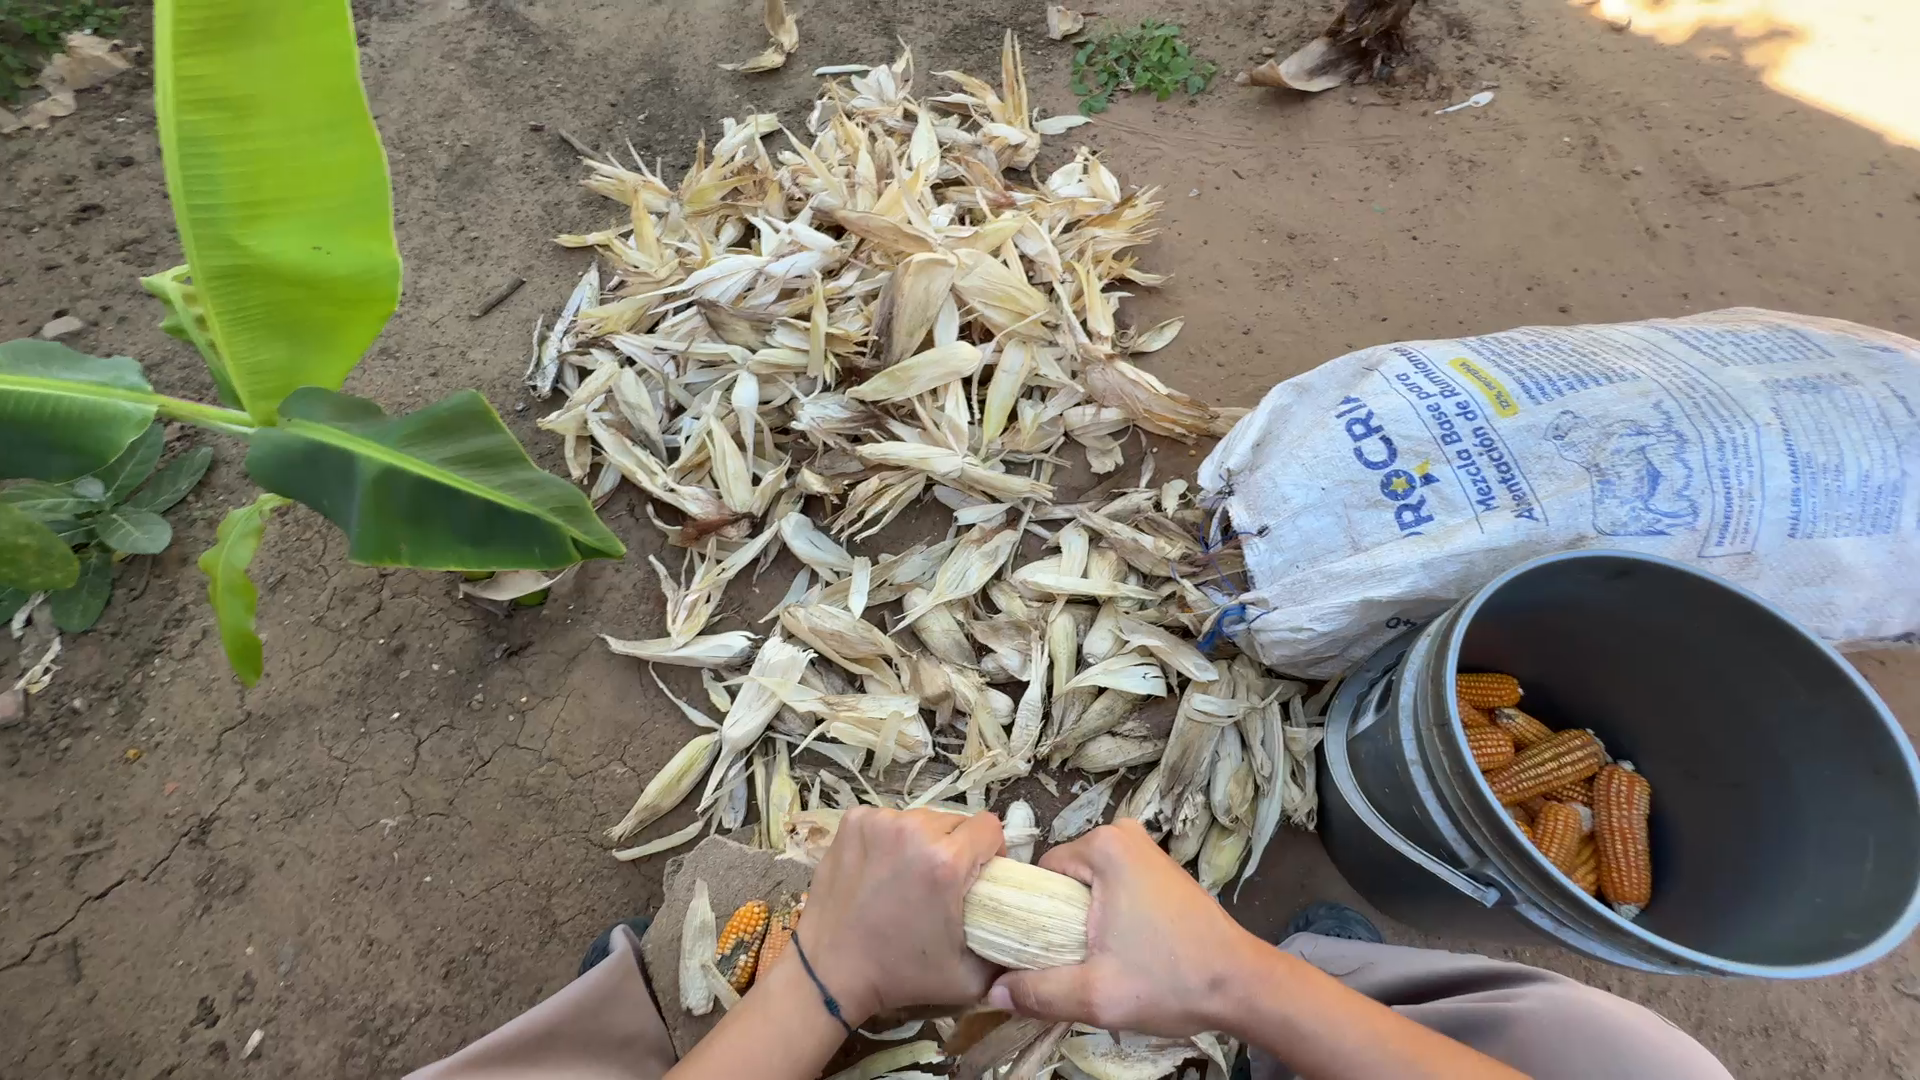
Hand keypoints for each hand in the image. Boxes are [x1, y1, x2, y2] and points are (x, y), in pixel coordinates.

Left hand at [797, 806, 1004, 1022]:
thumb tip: (1027, 930)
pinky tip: (882, 866)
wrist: (829, 972)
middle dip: (956, 846)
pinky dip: (891, 837)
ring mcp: (879, 821)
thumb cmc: (900, 974)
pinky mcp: (853, 820)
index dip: (991, 849)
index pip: (989, 826)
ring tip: (907, 875)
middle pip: (955, 821)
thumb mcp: (967, 976)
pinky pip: (889, 819)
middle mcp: (914, 830)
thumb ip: (1006, 950)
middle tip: (941, 881)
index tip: (979, 872)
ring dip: (922, 840)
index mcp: (946, 862)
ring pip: (922, 818)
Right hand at [986, 819, 1264, 1036]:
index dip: (1035, 913)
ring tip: (1097, 956)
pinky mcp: (1159, 864)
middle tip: (1074, 960)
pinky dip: (1108, 909)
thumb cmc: (1172, 980)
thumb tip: (993, 992)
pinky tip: (1119, 945)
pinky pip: (1113, 881)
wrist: (1243, 985)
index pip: (1042, 872)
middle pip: (1065, 875)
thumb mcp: (1098, 994)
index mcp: (1104, 845)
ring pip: (1088, 881)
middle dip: (1061, 916)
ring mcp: (1144, 846)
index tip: (1041, 950)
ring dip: (1085, 915)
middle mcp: (1122, 832)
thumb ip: (1041, 991)